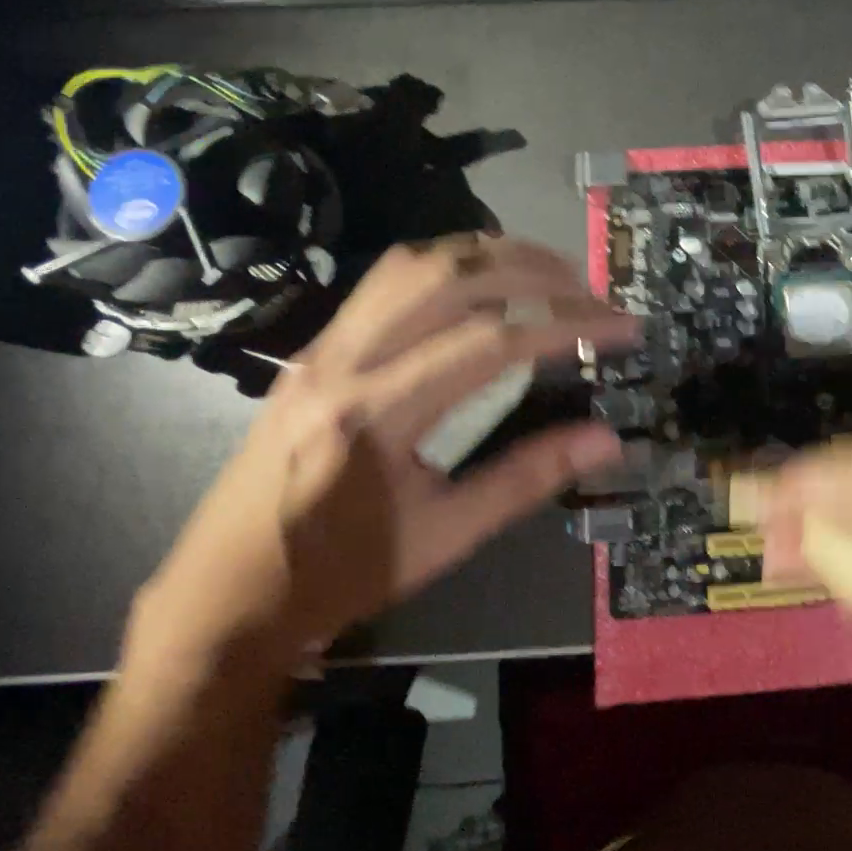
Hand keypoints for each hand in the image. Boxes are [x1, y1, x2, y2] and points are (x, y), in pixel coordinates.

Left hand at [128, 237, 636, 668]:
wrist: (227, 593)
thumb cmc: (343, 573)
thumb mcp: (446, 536)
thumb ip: (529, 477)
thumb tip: (608, 438)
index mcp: (375, 415)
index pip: (491, 341)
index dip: (569, 324)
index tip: (623, 326)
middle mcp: (343, 362)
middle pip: (451, 279)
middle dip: (537, 274)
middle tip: (597, 293)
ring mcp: (323, 348)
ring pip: (414, 265)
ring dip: (493, 257)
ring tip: (554, 274)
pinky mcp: (317, 350)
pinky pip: (389, 282)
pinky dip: (452, 267)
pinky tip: (489, 286)